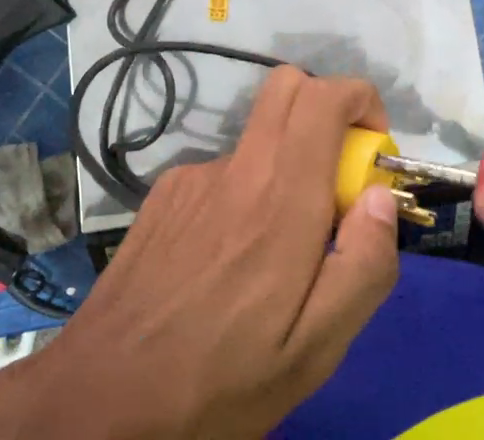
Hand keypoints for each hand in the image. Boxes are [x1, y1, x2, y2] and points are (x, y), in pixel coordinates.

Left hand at [0, 66, 399, 439]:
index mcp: (281, 200)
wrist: (104, 396)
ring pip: (256, 140)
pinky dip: (243, 194)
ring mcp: (192, 177)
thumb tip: (379, 197)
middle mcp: (236, 170)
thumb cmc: (222, 378)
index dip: (360, 100)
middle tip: (337, 183)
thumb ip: (364, 265)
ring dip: (283, 170)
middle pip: (287, 88)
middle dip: (327, 112)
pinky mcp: (163, 195)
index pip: (323, 98)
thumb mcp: (315, 349)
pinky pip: (221, 173)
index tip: (372, 151)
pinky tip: (226, 264)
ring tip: (273, 259)